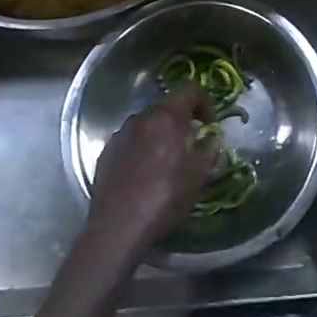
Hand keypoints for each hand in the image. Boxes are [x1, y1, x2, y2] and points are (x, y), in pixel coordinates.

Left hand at [86, 91, 219, 254]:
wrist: (118, 226)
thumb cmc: (165, 197)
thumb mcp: (198, 175)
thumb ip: (209, 150)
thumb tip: (210, 138)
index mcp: (166, 117)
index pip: (189, 90)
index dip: (204, 102)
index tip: (210, 123)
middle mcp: (140, 118)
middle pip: (166, 108)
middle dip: (182, 122)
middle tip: (192, 146)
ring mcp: (120, 134)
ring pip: (147, 125)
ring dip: (161, 136)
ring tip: (168, 163)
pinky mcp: (106, 152)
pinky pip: (131, 141)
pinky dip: (142, 149)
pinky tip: (145, 174)